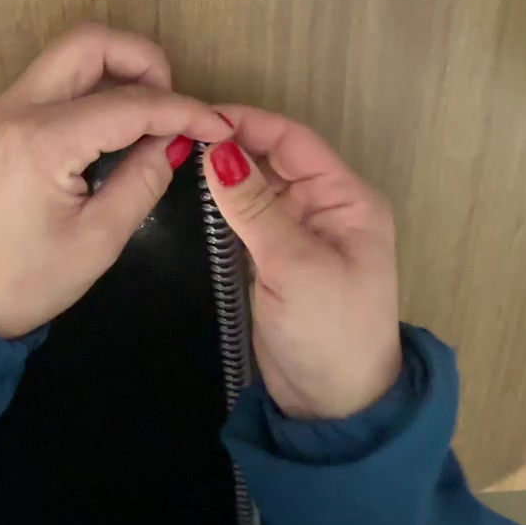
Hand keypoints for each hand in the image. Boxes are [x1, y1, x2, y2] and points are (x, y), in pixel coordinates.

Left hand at [0, 24, 232, 338]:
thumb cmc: (25, 281)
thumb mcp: (98, 240)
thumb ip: (143, 180)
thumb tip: (175, 141)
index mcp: (42, 141)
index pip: (129, 103)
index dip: (183, 110)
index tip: (218, 124)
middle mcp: (16, 108)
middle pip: (88, 43)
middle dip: (144, 60)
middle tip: (173, 104)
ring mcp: (2, 109)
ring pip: (68, 55)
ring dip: (116, 69)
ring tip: (150, 114)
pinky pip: (53, 82)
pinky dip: (91, 88)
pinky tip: (115, 124)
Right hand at [202, 106, 402, 419]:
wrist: (334, 407)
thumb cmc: (328, 331)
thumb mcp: (293, 265)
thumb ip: (254, 207)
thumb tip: (217, 151)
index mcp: (346, 200)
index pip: (294, 142)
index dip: (250, 123)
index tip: (199, 117)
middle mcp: (325, 207)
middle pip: (275, 158)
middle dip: (233, 142)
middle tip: (179, 133)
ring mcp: (299, 232)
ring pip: (258, 184)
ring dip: (226, 169)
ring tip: (179, 153)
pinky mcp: (275, 256)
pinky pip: (249, 214)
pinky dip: (225, 201)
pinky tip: (197, 191)